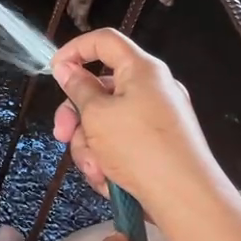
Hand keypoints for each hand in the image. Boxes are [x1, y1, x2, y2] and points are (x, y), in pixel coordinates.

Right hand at [50, 28, 223, 209]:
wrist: (186, 199)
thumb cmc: (138, 148)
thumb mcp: (96, 115)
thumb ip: (77, 88)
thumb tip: (66, 68)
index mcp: (142, 70)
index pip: (104, 41)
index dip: (75, 49)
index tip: (54, 70)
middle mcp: (152, 89)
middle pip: (99, 88)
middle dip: (76, 115)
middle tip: (62, 135)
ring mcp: (157, 118)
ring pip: (105, 120)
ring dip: (90, 144)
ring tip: (95, 168)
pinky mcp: (158, 145)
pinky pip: (121, 141)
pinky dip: (109, 158)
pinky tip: (109, 179)